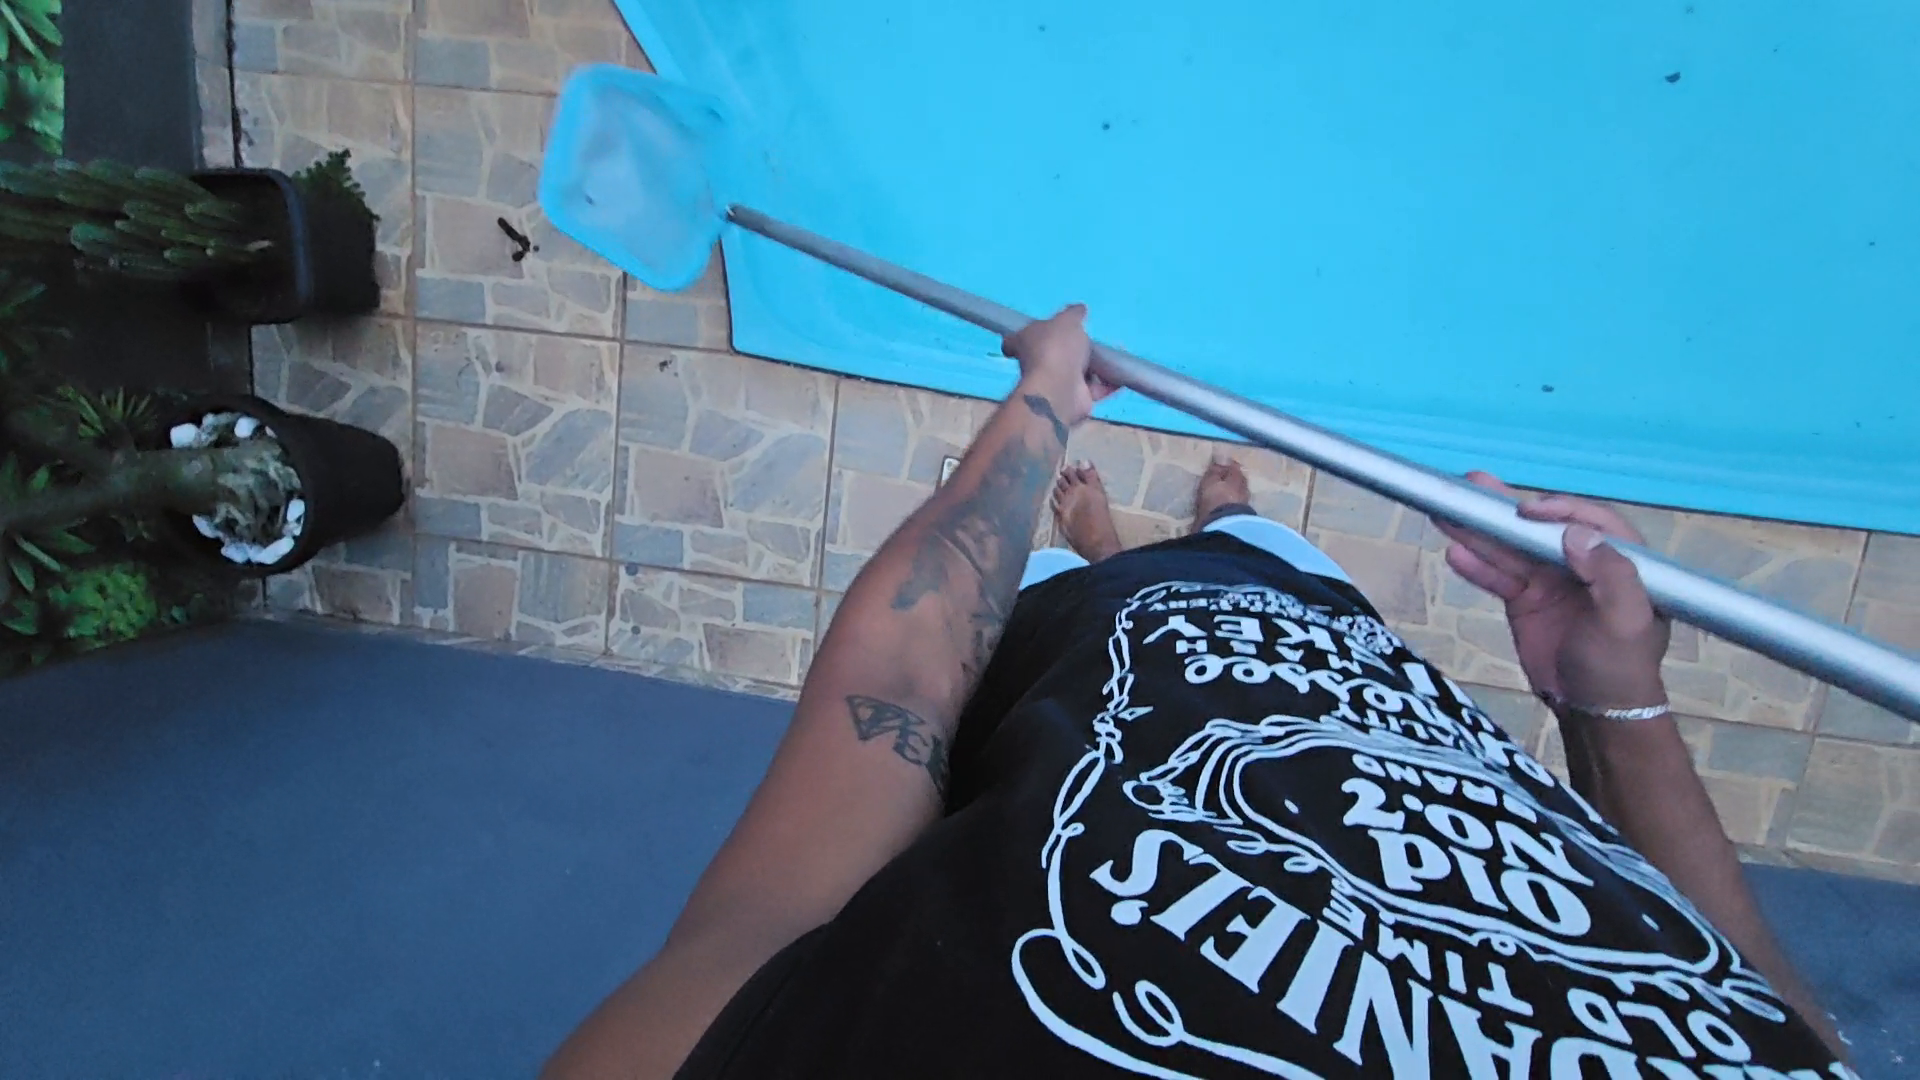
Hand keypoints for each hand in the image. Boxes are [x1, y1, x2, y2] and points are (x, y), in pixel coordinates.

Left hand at [1001, 304, 1116, 425]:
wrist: (1061, 388)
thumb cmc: (1057, 347)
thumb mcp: (1067, 320)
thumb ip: (1074, 314)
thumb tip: (1079, 309)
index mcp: (1025, 342)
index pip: (1018, 339)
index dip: (1026, 334)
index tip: (1042, 329)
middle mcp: (1036, 364)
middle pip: (1053, 354)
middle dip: (1071, 350)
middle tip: (1090, 341)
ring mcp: (1054, 383)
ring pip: (1076, 373)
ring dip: (1095, 368)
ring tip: (1112, 357)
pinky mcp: (1073, 399)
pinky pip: (1093, 389)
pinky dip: (1107, 384)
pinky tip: (1120, 376)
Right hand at [1431, 473, 1670, 710]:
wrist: (1591, 707)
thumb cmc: (1619, 665)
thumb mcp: (1625, 621)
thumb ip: (1610, 575)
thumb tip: (1575, 533)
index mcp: (1620, 562)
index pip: (1589, 523)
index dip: (1558, 511)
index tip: (1524, 511)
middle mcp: (1581, 565)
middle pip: (1539, 529)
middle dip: (1504, 508)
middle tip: (1472, 483)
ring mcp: (1548, 581)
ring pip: (1509, 550)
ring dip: (1478, 532)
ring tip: (1446, 511)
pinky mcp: (1522, 599)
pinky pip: (1495, 576)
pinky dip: (1474, 566)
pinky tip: (1454, 553)